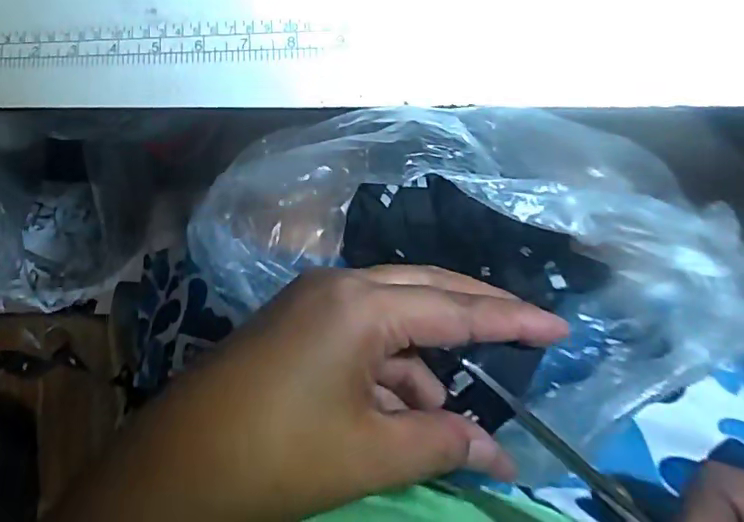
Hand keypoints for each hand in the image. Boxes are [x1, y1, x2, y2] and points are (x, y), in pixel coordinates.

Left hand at [56, 266, 569, 521]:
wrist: (184, 458)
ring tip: (453, 415)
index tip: (558, 326)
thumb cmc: (282, 451)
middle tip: (529, 329)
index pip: (452, 306)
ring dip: (426, 359)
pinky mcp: (298, 322)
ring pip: (391, 314)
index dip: (509, 318)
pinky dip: (390, 368)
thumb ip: (441, 443)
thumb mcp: (371, 452)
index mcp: (359, 304)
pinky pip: (361, 332)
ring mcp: (313, 299)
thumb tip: (498, 453)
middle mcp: (337, 285)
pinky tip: (405, 411)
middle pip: (423, 287)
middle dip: (476, 311)